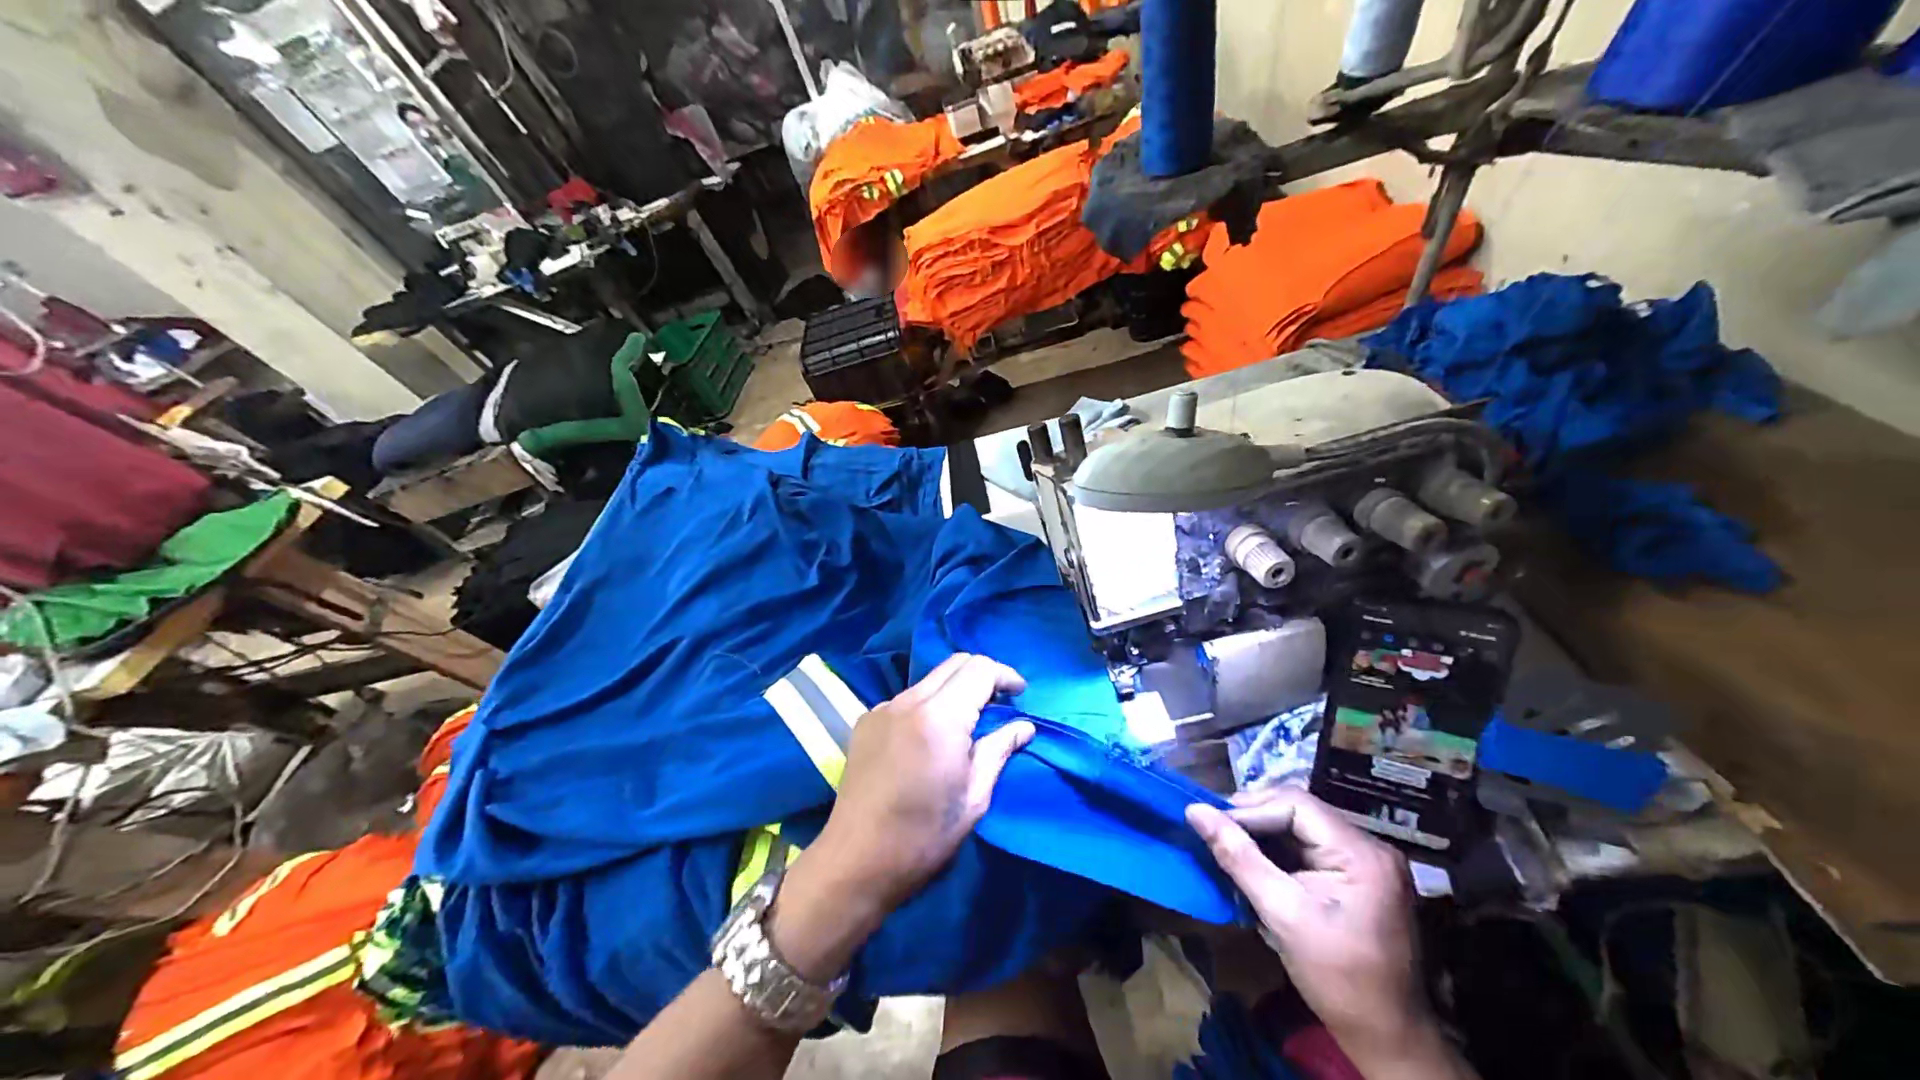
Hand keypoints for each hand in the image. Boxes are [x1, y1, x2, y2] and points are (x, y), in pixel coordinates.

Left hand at [810, 653, 1034, 908]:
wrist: (856, 861)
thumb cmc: (924, 836)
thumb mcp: (974, 797)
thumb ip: (998, 750)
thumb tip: (1023, 726)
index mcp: (939, 717)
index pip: (979, 669)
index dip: (1005, 675)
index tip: (1020, 695)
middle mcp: (908, 701)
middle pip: (953, 664)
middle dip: (982, 675)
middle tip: (1000, 704)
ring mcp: (882, 709)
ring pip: (929, 680)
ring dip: (954, 690)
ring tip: (968, 724)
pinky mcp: (865, 722)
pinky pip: (906, 699)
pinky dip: (928, 705)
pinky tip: (931, 738)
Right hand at [1187, 789, 1449, 1070]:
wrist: (1387, 1037)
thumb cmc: (1337, 978)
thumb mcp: (1281, 913)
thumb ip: (1238, 857)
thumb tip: (1195, 811)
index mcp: (1361, 853)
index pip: (1296, 805)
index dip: (1249, 809)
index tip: (1211, 823)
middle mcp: (1370, 847)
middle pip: (1300, 811)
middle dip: (1254, 819)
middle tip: (1214, 831)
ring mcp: (1368, 863)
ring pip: (1303, 828)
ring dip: (1264, 835)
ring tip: (1228, 846)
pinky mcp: (1360, 879)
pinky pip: (1312, 849)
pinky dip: (1280, 853)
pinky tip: (1255, 865)